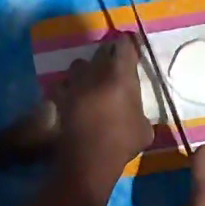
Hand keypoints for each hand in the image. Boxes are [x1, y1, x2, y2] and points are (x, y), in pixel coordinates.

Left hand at [53, 34, 154, 192]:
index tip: (133, 49)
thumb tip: (136, 113)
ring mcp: (74, 84)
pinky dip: (70, 87)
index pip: (125, 45)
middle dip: (110, 55)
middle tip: (116, 66)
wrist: (89, 160)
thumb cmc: (122, 142)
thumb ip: (140, 112)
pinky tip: (74, 97)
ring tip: (92, 81)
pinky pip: (64, 84)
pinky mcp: (59, 97)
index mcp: (120, 75)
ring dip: (87, 69)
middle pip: (102, 50)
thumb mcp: (145, 128)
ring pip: (79, 64)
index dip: (130, 45)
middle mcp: (95, 72)